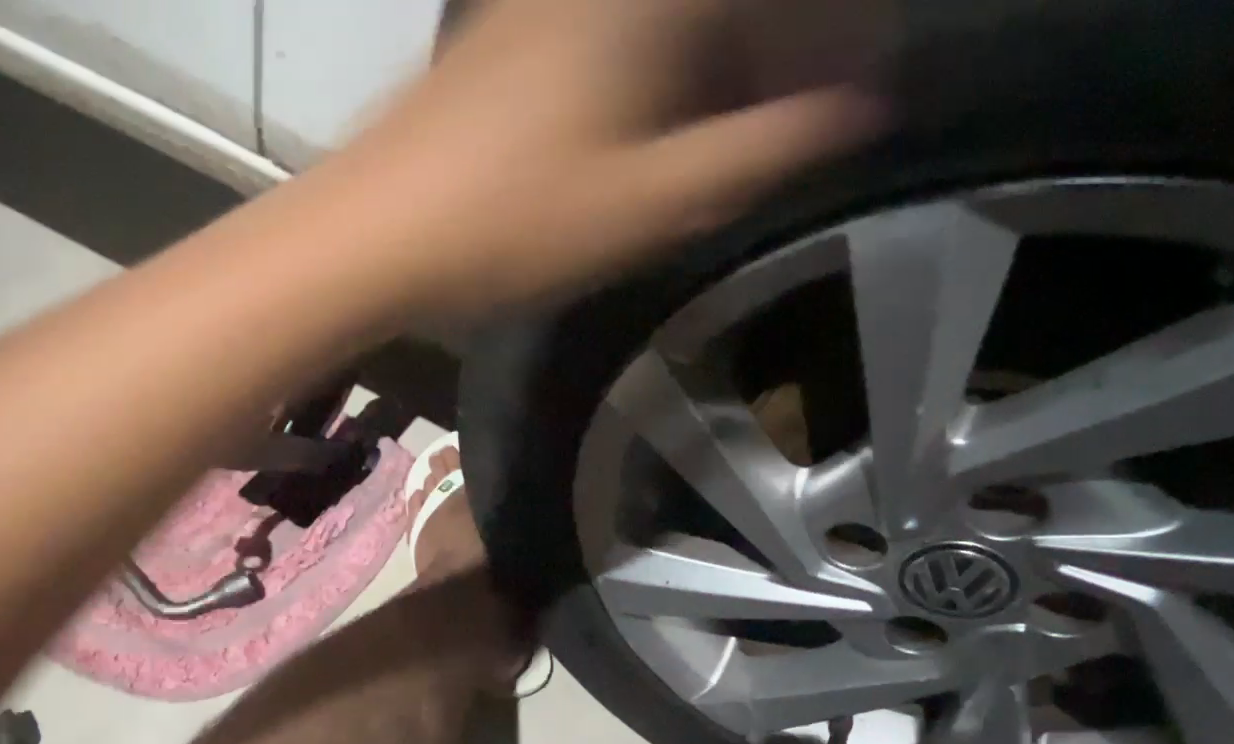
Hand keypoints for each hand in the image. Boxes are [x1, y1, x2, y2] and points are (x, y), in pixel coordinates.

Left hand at [324, 0, 889, 319]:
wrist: (375, 230)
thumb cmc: (513, 221)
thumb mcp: (655, 204)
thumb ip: (763, 151)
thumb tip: (857, 112)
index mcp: (649, 1)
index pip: (777, 9)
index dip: (828, 37)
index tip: (851, 88)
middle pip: (719, 14)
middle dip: (773, 50)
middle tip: (795, 111)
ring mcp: (547, 1)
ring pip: (667, 22)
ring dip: (718, 58)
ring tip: (734, 125)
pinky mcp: (512, 30)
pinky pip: (616, 29)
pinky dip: (658, 63)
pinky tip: (657, 121)